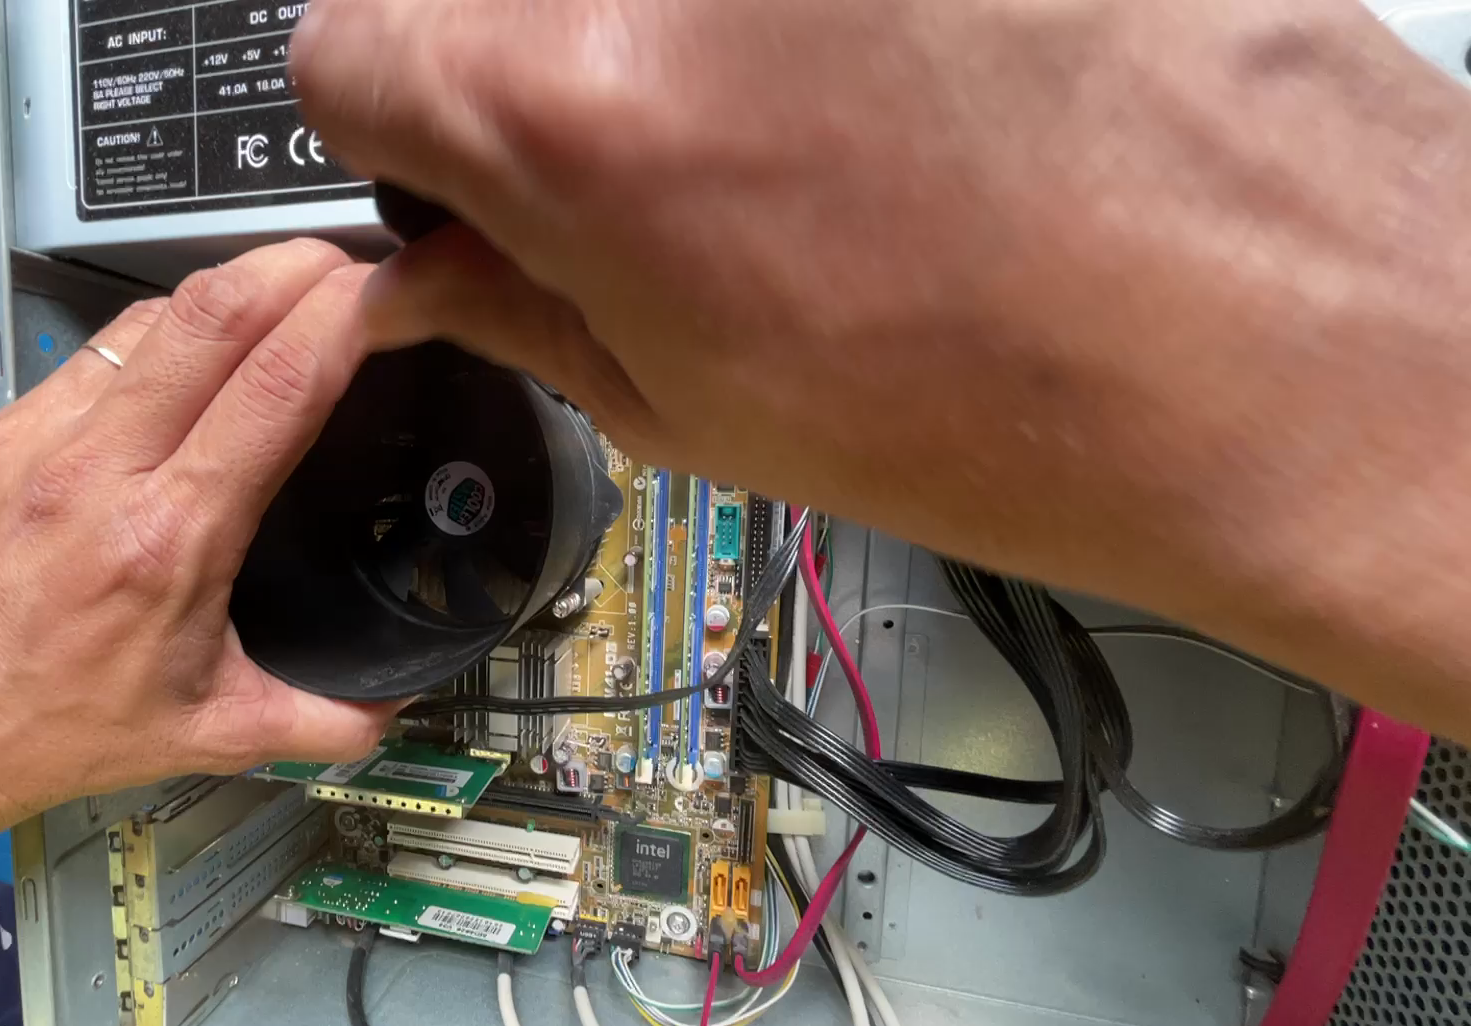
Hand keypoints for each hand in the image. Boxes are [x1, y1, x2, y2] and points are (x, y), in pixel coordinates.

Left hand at [0, 241, 389, 897]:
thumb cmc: (71, 731)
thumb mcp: (221, 735)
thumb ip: (330, 722)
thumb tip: (403, 708)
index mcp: (169, 538)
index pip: (273, 387)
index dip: (339, 319)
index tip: (390, 289)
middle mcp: (101, 468)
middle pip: (212, 315)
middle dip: (296, 267)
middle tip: (359, 262)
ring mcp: (41, 436)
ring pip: (157, 313)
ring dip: (239, 283)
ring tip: (298, 288)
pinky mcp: (6, 429)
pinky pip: (109, 345)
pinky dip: (179, 321)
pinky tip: (214, 336)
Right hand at [293, 0, 1470, 723]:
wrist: (1249, 349)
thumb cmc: (941, 420)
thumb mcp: (674, 407)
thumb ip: (508, 311)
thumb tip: (409, 281)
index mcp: (572, 110)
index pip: (343, 54)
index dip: (379, 141)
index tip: (437, 197)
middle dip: (489, 96)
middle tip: (591, 197)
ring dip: (619, 57)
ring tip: (737, 156)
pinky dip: (736, 28)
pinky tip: (834, 95)